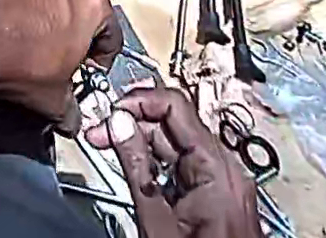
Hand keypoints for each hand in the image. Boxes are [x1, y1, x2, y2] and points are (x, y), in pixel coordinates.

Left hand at [0, 0, 119, 121]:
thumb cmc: (17, 59)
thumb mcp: (53, 98)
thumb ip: (70, 108)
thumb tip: (70, 118)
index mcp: (92, 1)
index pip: (111, 32)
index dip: (101, 55)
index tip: (90, 66)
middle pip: (80, 0)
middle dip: (73, 23)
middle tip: (58, 49)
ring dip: (44, 1)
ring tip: (28, 29)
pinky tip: (4, 12)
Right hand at [84, 88, 260, 237]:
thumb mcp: (158, 224)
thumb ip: (137, 166)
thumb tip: (117, 120)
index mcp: (217, 169)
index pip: (174, 105)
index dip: (138, 101)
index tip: (109, 113)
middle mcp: (225, 168)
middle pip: (173, 122)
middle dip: (133, 122)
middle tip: (99, 133)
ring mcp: (224, 184)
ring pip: (175, 143)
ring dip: (140, 141)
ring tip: (108, 148)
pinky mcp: (217, 198)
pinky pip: (183, 165)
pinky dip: (156, 162)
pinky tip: (134, 169)